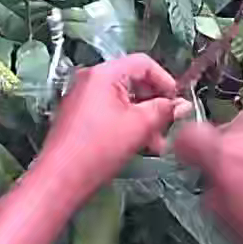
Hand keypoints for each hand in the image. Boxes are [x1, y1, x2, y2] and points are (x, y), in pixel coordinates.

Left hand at [38, 54, 189, 199]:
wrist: (59, 181)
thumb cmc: (97, 148)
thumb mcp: (139, 126)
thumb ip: (164, 110)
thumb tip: (183, 105)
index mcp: (104, 73)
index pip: (144, 63)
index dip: (165, 80)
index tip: (177, 102)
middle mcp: (91, 79)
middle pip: (134, 80)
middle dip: (155, 103)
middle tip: (169, 125)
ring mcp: (83, 97)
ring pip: (124, 98)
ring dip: (144, 117)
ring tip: (156, 143)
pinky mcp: (79, 115)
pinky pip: (111, 110)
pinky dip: (128, 122)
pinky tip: (139, 144)